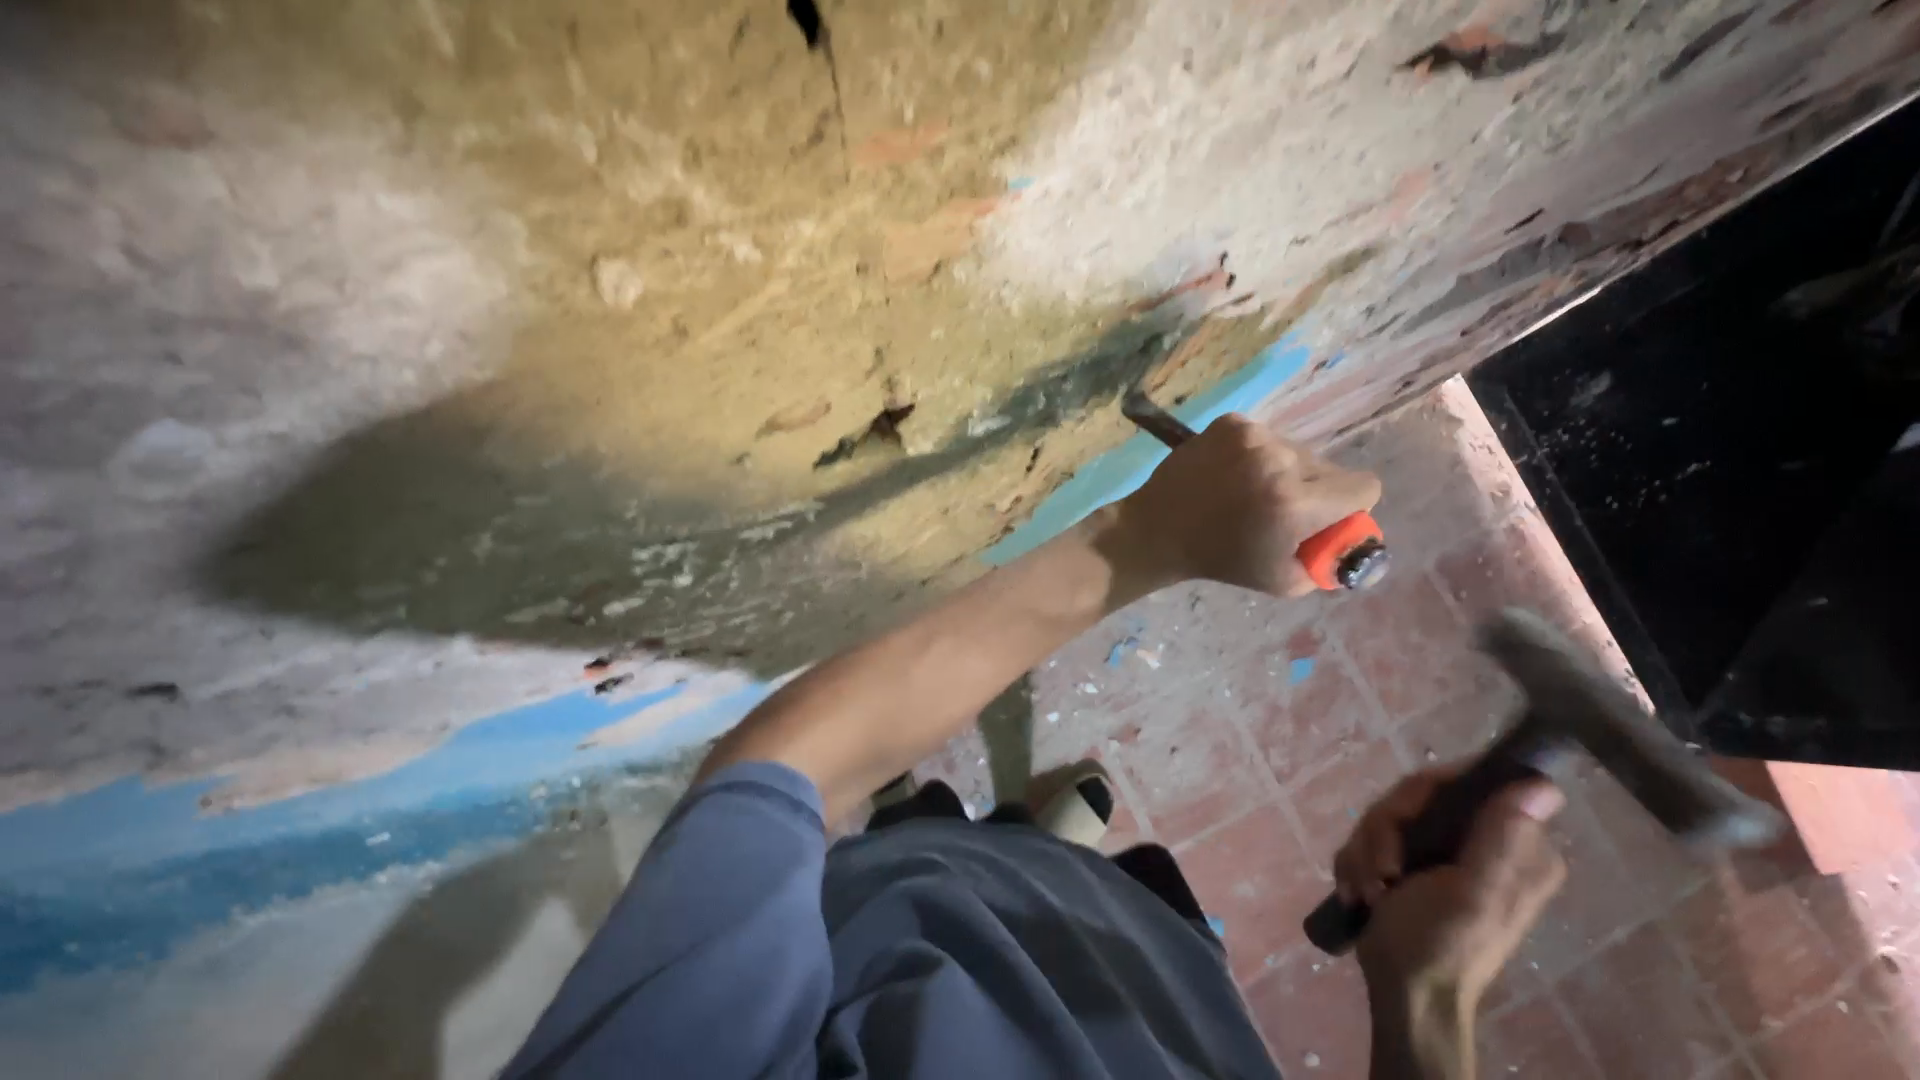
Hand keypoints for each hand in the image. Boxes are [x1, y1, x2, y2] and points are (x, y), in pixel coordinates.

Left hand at [1116, 414, 1380, 596]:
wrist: (1159, 529)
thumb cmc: (1222, 560)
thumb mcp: (1283, 581)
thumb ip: (1328, 563)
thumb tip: (1354, 545)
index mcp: (1295, 503)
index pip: (1364, 486)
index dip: (1351, 505)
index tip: (1328, 516)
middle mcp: (1278, 461)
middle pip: (1330, 468)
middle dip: (1316, 490)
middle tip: (1281, 509)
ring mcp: (1252, 436)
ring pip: (1297, 451)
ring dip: (1285, 470)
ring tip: (1249, 492)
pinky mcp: (1231, 423)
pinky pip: (1267, 437)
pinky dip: (1258, 454)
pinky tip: (1232, 474)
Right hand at [1335, 769, 1566, 1006]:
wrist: (1405, 992)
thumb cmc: (1441, 945)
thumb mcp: (1473, 892)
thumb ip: (1502, 838)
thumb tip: (1544, 785)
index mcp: (1516, 845)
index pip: (1468, 779)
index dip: (1424, 791)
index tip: (1399, 821)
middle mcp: (1487, 841)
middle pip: (1418, 794)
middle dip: (1384, 831)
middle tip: (1382, 870)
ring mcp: (1447, 852)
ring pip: (1388, 815)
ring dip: (1367, 852)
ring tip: (1369, 891)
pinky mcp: (1413, 863)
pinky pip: (1372, 838)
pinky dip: (1359, 864)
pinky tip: (1360, 893)